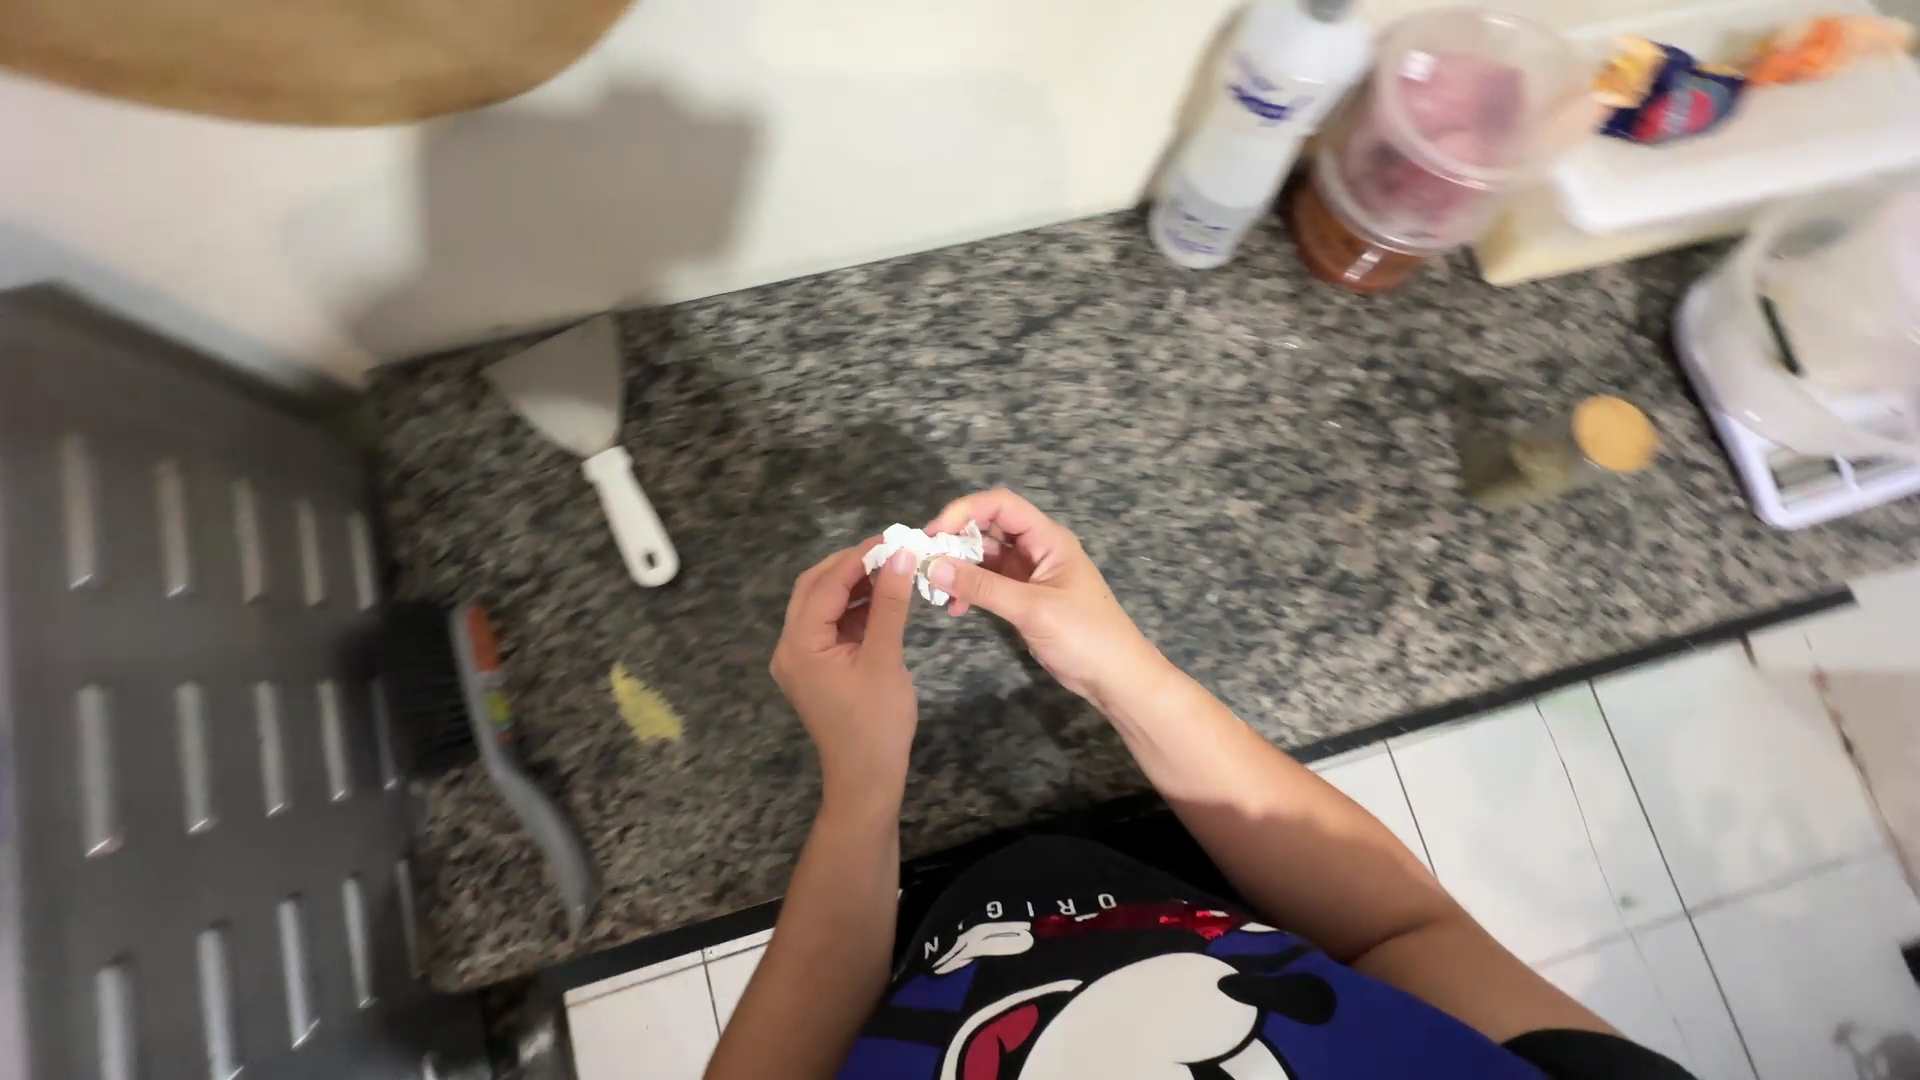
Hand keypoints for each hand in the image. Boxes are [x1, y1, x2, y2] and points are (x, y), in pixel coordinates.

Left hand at [771, 540, 920, 804]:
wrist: (867, 779)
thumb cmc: (876, 723)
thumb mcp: (885, 658)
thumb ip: (890, 604)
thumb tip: (901, 556)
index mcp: (799, 644)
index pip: (826, 584)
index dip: (859, 557)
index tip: (893, 538)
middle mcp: (791, 646)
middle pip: (816, 588)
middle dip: (851, 565)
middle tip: (890, 550)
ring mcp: (802, 658)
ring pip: (823, 604)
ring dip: (854, 586)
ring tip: (892, 570)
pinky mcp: (817, 667)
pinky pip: (832, 625)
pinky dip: (855, 609)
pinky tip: (884, 599)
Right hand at [924, 489, 1163, 707]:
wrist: (1114, 677)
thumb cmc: (1084, 635)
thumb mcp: (1031, 608)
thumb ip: (982, 586)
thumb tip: (933, 565)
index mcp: (1048, 538)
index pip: (1000, 505)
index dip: (964, 511)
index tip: (933, 533)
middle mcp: (1037, 549)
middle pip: (988, 528)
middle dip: (956, 541)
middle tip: (925, 562)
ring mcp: (1029, 574)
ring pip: (985, 557)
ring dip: (959, 569)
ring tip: (937, 590)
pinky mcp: (1023, 597)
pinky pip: (988, 583)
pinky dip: (969, 590)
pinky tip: (955, 607)